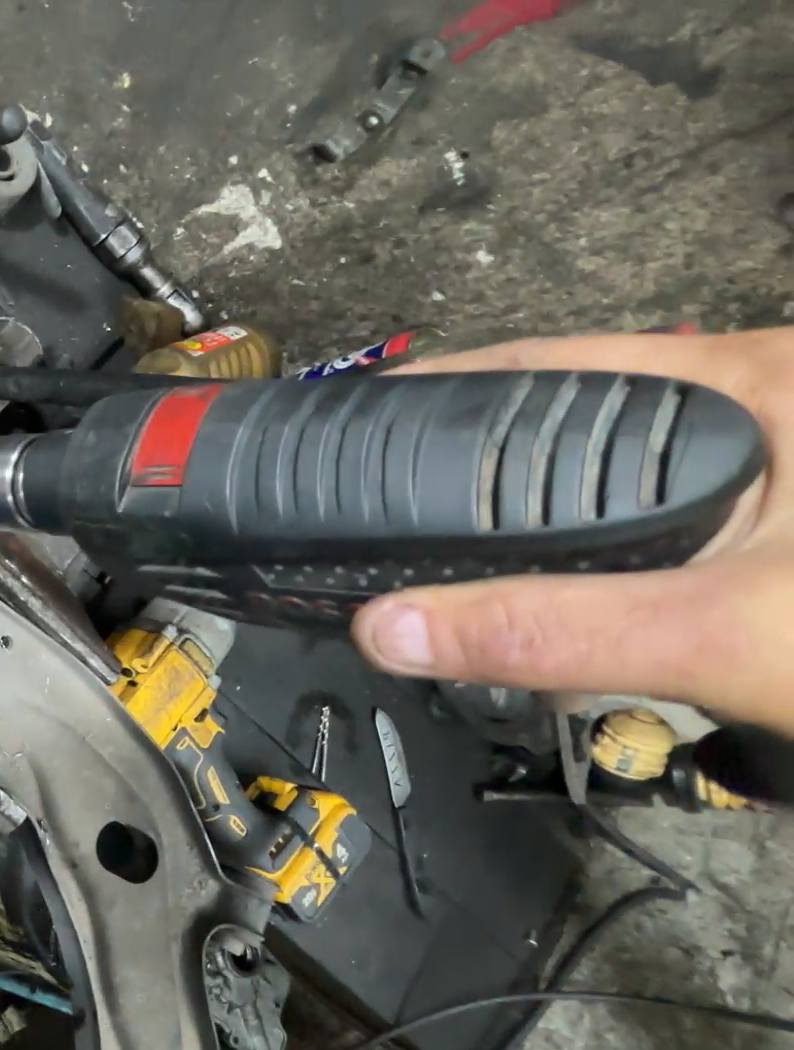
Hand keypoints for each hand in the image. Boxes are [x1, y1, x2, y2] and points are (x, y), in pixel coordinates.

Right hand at [350, 327, 788, 729]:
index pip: (545, 359)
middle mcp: (754, 400)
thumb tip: (388, 629)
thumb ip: (552, 631)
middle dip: (467, 448)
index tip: (353, 419)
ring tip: (440, 534)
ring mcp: (773, 452)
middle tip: (378, 489)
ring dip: (522, 498)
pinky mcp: (776, 511)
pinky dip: (576, 537)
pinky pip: (642, 509)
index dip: (439, 383)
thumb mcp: (737, 635)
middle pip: (562, 409)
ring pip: (601, 464)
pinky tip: (549, 574)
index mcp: (744, 382)